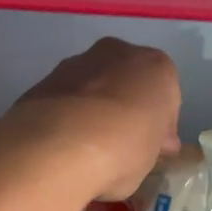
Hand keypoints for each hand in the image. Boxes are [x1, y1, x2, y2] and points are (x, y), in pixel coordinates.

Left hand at [0, 38, 181, 200]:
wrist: (62, 144)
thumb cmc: (124, 149)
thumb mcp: (151, 158)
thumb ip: (154, 144)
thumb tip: (160, 143)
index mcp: (157, 67)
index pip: (165, 97)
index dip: (159, 126)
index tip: (150, 150)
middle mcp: (119, 52)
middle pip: (128, 83)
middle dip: (126, 109)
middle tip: (120, 147)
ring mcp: (78, 62)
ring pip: (94, 88)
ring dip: (94, 111)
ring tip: (87, 150)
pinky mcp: (46, 79)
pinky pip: (66, 100)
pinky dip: (67, 117)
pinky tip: (64, 146)